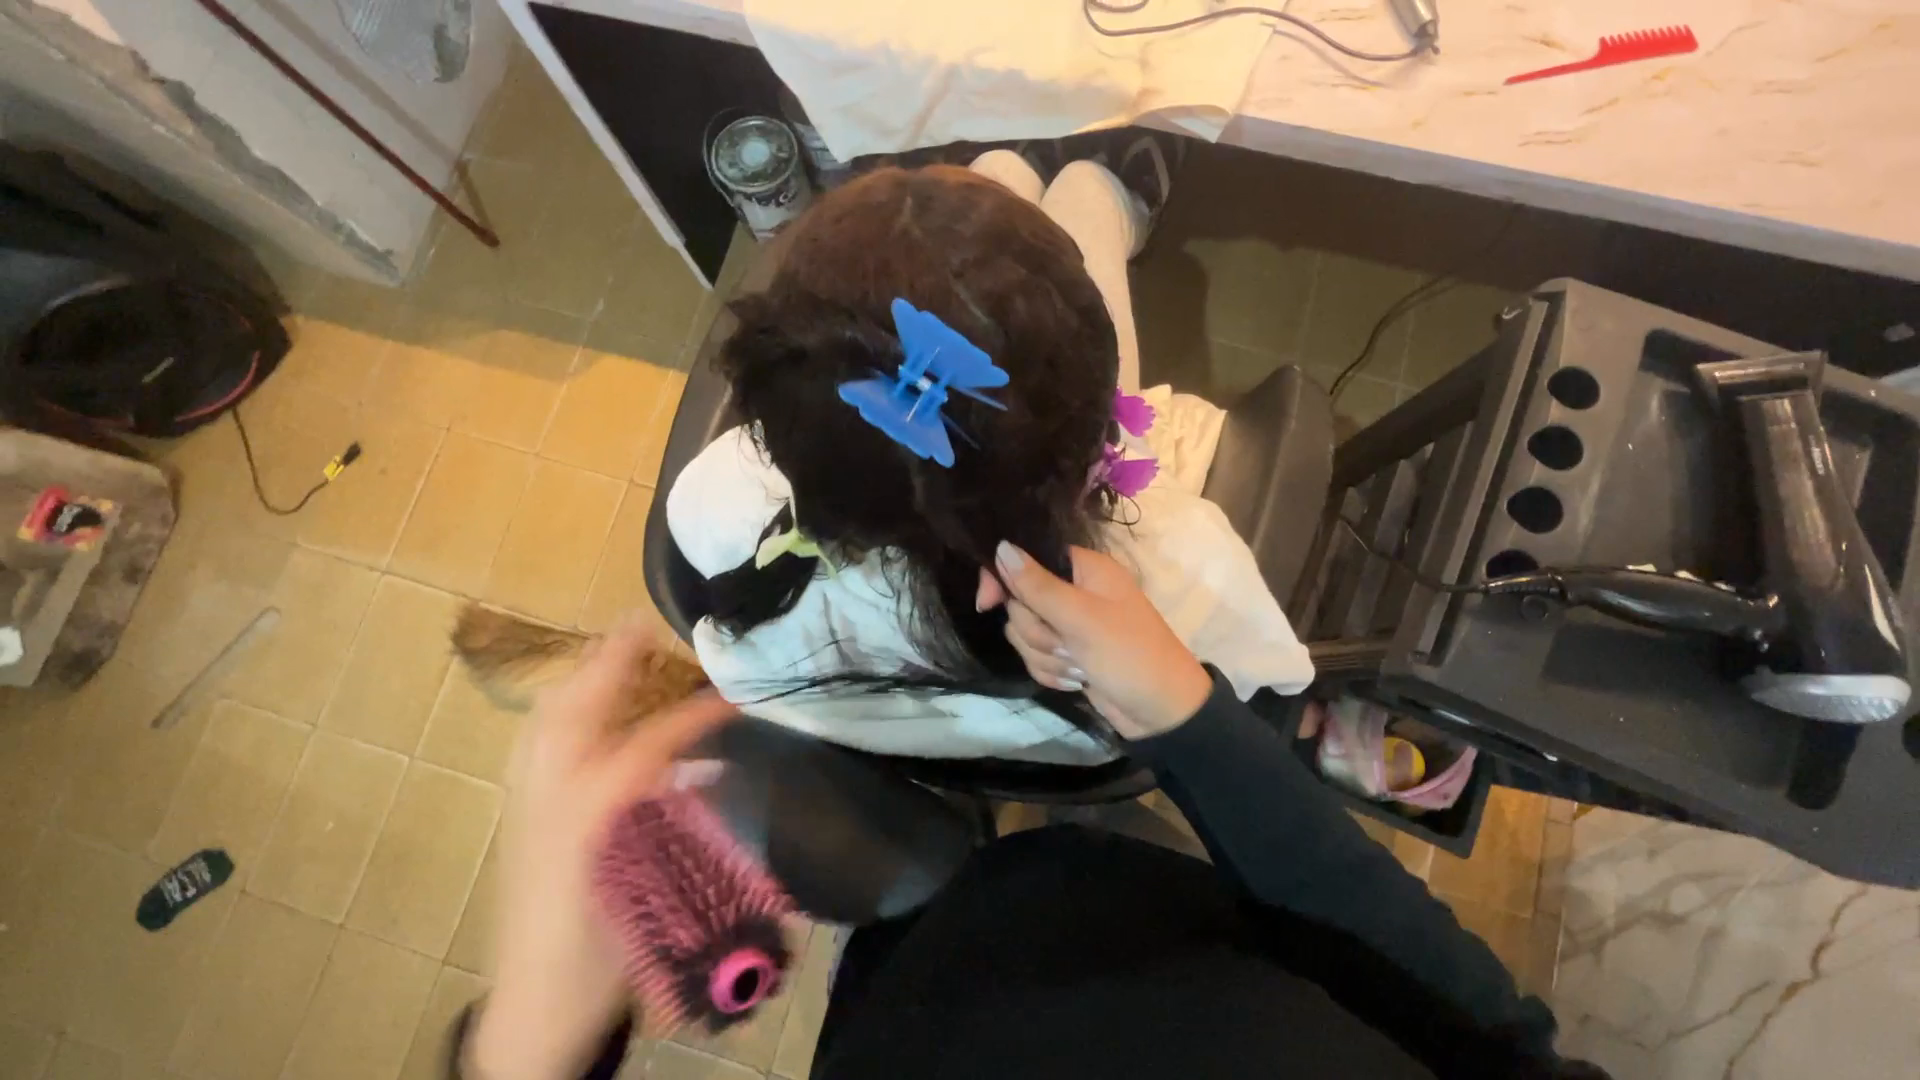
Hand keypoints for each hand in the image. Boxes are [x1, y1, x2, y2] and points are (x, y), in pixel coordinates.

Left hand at [471, 621, 734, 1079]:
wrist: (536, 1008)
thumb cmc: (607, 951)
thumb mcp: (658, 881)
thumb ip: (681, 817)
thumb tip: (713, 769)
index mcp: (591, 804)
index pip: (652, 738)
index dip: (697, 712)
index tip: (732, 694)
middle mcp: (549, 787)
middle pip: (576, 705)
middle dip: (610, 661)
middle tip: (644, 628)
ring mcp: (526, 798)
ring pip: (548, 718)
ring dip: (582, 681)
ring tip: (614, 654)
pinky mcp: (520, 813)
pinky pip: (538, 743)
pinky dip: (562, 715)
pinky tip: (588, 717)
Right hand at [976, 541, 1212, 738]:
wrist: (1162, 713)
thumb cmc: (1129, 655)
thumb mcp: (1081, 619)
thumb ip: (1037, 585)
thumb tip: (1001, 547)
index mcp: (1083, 569)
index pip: (1025, 560)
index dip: (1002, 580)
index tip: (987, 604)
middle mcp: (1075, 592)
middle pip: (1020, 602)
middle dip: (1037, 631)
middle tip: (1068, 644)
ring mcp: (1070, 626)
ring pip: (1024, 634)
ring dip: (1046, 656)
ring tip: (1079, 666)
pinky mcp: (1068, 655)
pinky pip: (1036, 658)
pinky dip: (1052, 672)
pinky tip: (1078, 681)